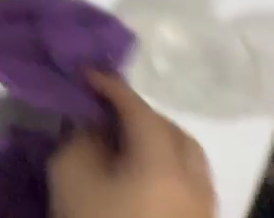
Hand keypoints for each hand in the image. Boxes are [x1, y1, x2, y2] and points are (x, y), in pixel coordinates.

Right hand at [50, 72, 215, 217]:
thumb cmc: (92, 216)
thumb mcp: (71, 169)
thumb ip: (84, 136)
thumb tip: (94, 121)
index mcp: (162, 165)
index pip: (141, 111)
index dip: (111, 86)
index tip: (83, 70)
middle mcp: (194, 181)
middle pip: (175, 133)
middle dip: (139, 110)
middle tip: (101, 101)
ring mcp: (202, 204)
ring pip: (186, 156)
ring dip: (153, 134)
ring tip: (116, 129)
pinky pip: (185, 176)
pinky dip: (160, 157)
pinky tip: (130, 159)